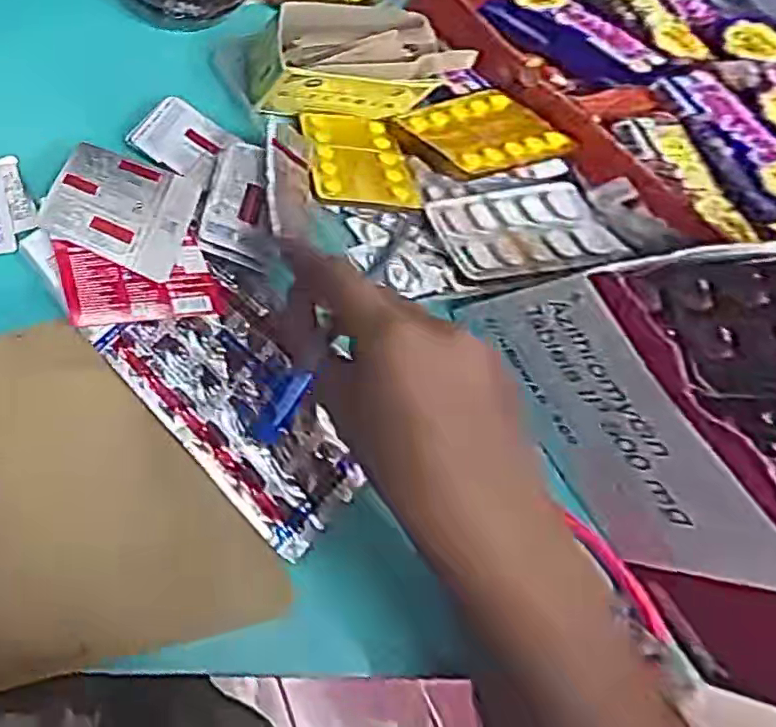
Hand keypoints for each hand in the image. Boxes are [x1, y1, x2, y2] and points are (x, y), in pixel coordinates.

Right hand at [280, 244, 683, 726]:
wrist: (491, 526)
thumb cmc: (396, 464)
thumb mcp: (336, 401)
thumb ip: (316, 349)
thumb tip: (303, 320)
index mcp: (391, 331)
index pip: (337, 276)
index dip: (304, 260)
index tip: (282, 248)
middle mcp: (436, 325)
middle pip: (373, 295)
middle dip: (338, 301)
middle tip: (310, 325)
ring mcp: (472, 346)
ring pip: (404, 318)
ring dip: (372, 327)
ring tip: (355, 365)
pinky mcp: (494, 369)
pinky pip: (434, 342)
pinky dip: (406, 348)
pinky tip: (401, 387)